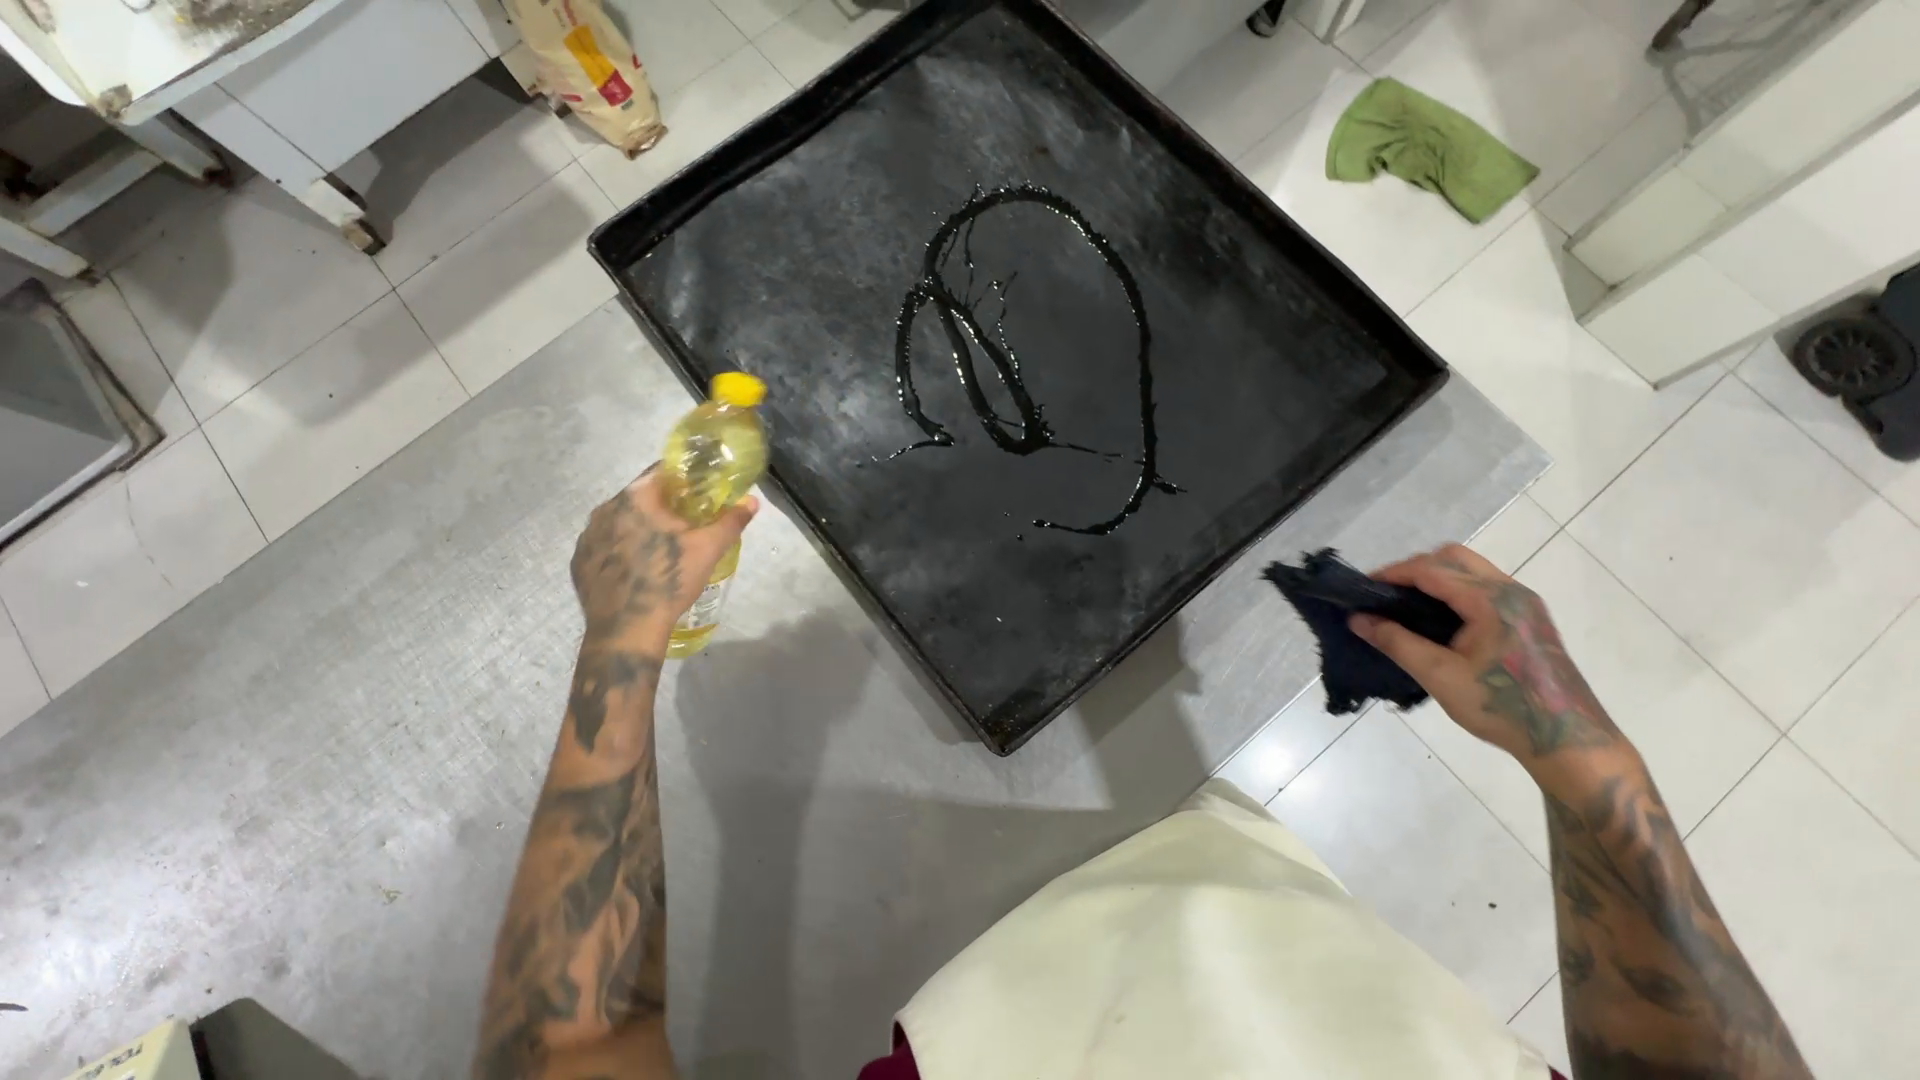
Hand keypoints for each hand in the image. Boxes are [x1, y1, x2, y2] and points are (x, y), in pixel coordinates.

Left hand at [570, 468, 758, 647]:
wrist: (626, 629)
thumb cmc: (669, 581)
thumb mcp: (708, 549)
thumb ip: (731, 521)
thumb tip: (752, 502)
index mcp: (635, 498)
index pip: (661, 473)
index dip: (684, 480)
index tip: (699, 494)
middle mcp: (604, 509)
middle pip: (640, 498)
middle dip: (662, 507)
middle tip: (686, 525)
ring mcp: (587, 536)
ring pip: (620, 521)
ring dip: (639, 528)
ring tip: (661, 549)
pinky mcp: (579, 562)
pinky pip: (605, 545)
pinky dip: (621, 549)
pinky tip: (637, 568)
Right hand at [1348, 544, 1630, 775]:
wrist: (1566, 739)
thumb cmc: (1500, 707)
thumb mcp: (1439, 675)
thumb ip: (1396, 642)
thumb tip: (1357, 619)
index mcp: (1490, 600)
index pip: (1431, 569)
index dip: (1392, 574)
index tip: (1363, 590)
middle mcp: (1510, 591)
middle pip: (1453, 557)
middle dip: (1414, 569)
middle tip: (1386, 596)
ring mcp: (1523, 602)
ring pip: (1470, 570)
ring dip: (1436, 578)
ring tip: (1407, 606)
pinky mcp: (1528, 616)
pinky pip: (1483, 586)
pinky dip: (1454, 590)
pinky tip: (1438, 619)